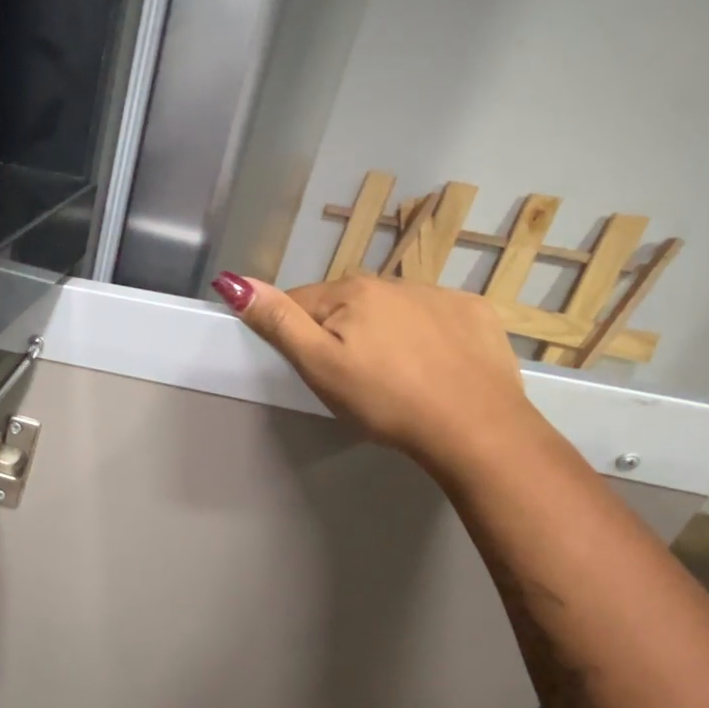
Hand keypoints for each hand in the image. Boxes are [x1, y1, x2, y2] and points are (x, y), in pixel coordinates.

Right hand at [213, 272, 547, 469]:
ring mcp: (441, 295)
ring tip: (390, 379)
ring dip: (380, 335)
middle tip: (348, 380)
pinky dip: (424, 338)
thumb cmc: (384, 400)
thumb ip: (278, 321)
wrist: (474, 427)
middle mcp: (395, 282)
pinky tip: (429, 369)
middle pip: (346, 306)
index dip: (295, 336)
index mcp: (352, 292)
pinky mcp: (475, 313)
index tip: (309, 369)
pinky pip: (433, 319)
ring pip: (389, 312)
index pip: (300, 303)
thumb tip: (233, 280)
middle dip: (338, 334)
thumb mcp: (318, 366)